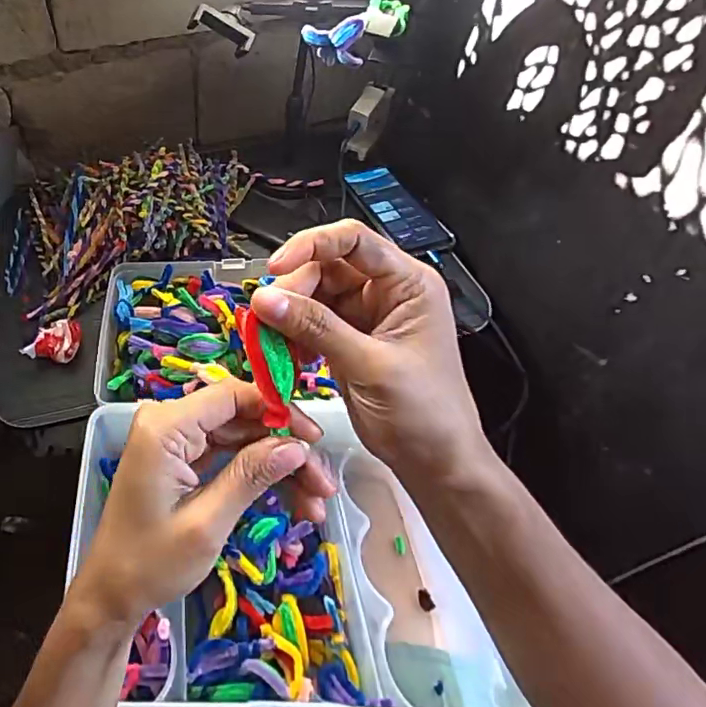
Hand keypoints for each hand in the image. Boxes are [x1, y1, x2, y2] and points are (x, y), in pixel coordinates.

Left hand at [71, 381, 336, 626]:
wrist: (110, 592)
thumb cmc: (150, 562)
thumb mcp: (207, 523)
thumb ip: (250, 477)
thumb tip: (296, 446)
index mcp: (165, 426)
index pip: (230, 394)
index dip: (277, 409)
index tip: (315, 437)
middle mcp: (168, 421)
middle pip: (240, 416)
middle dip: (284, 447)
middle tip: (324, 484)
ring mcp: (173, 438)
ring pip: (239, 436)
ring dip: (278, 465)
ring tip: (317, 502)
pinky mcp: (180, 457)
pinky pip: (226, 453)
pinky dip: (258, 474)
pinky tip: (293, 499)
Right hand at [250, 219, 499, 488]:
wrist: (437, 465)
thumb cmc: (427, 416)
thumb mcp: (369, 366)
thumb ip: (316, 328)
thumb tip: (268, 299)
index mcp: (408, 285)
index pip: (354, 241)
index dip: (311, 245)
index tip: (277, 267)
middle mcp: (386, 292)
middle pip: (325, 266)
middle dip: (293, 289)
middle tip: (268, 315)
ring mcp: (365, 315)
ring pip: (312, 294)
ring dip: (288, 313)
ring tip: (273, 338)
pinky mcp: (347, 338)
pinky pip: (309, 321)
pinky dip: (291, 333)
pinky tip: (286, 352)